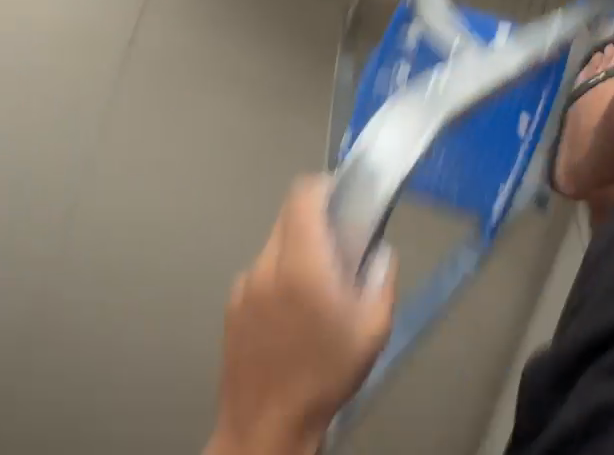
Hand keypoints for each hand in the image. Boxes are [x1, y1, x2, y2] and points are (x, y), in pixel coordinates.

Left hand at [207, 176, 395, 454]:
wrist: (267, 427)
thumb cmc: (326, 374)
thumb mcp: (375, 325)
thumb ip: (382, 275)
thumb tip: (377, 250)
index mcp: (303, 263)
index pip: (303, 195)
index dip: (325, 185)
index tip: (345, 196)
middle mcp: (267, 266)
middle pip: (289, 217)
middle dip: (317, 221)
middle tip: (342, 246)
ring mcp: (244, 288)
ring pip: (275, 245)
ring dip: (298, 250)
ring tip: (319, 288)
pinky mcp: (231, 309)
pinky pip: (262, 273)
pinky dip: (280, 276)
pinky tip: (294, 314)